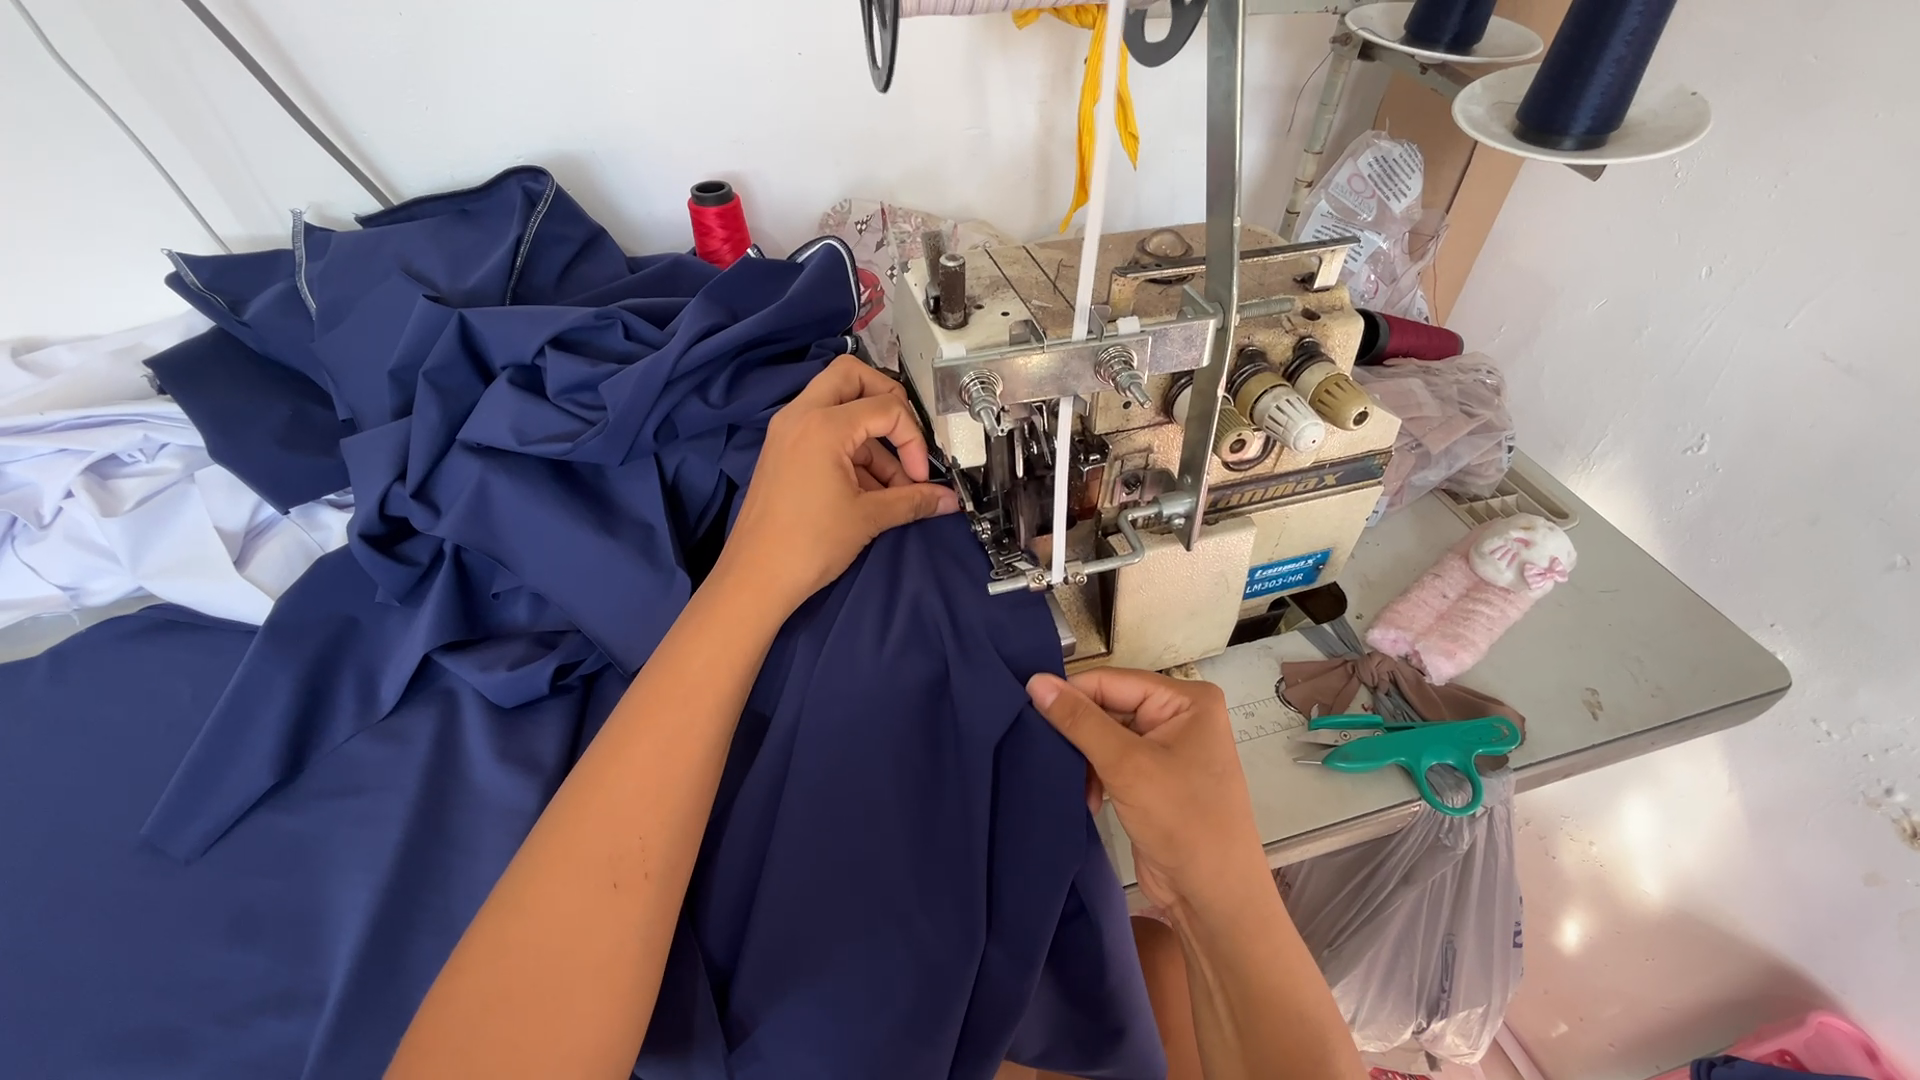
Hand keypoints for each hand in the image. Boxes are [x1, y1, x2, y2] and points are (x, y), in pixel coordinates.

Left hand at [716, 356, 959, 613]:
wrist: (756, 578)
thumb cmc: (809, 544)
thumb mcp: (869, 518)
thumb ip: (913, 500)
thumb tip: (949, 500)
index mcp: (823, 425)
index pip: (886, 407)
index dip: (913, 439)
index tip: (919, 477)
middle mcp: (800, 416)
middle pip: (851, 377)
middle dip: (887, 401)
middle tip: (905, 437)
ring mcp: (787, 431)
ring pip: (838, 406)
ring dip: (871, 436)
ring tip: (890, 487)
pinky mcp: (782, 450)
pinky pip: (823, 430)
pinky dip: (850, 449)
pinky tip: (868, 490)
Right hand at [1026, 669, 1270, 915]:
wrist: (1213, 898)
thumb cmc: (1182, 821)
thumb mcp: (1126, 765)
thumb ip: (1078, 721)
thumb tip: (1034, 681)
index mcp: (1187, 698)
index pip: (1112, 681)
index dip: (1071, 695)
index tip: (1027, 710)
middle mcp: (1179, 715)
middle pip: (1108, 706)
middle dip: (1078, 732)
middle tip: (1041, 749)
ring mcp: (1167, 747)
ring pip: (1105, 735)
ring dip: (1084, 759)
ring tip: (1069, 781)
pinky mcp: (1153, 777)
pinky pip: (1112, 760)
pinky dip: (1094, 775)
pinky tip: (1086, 797)